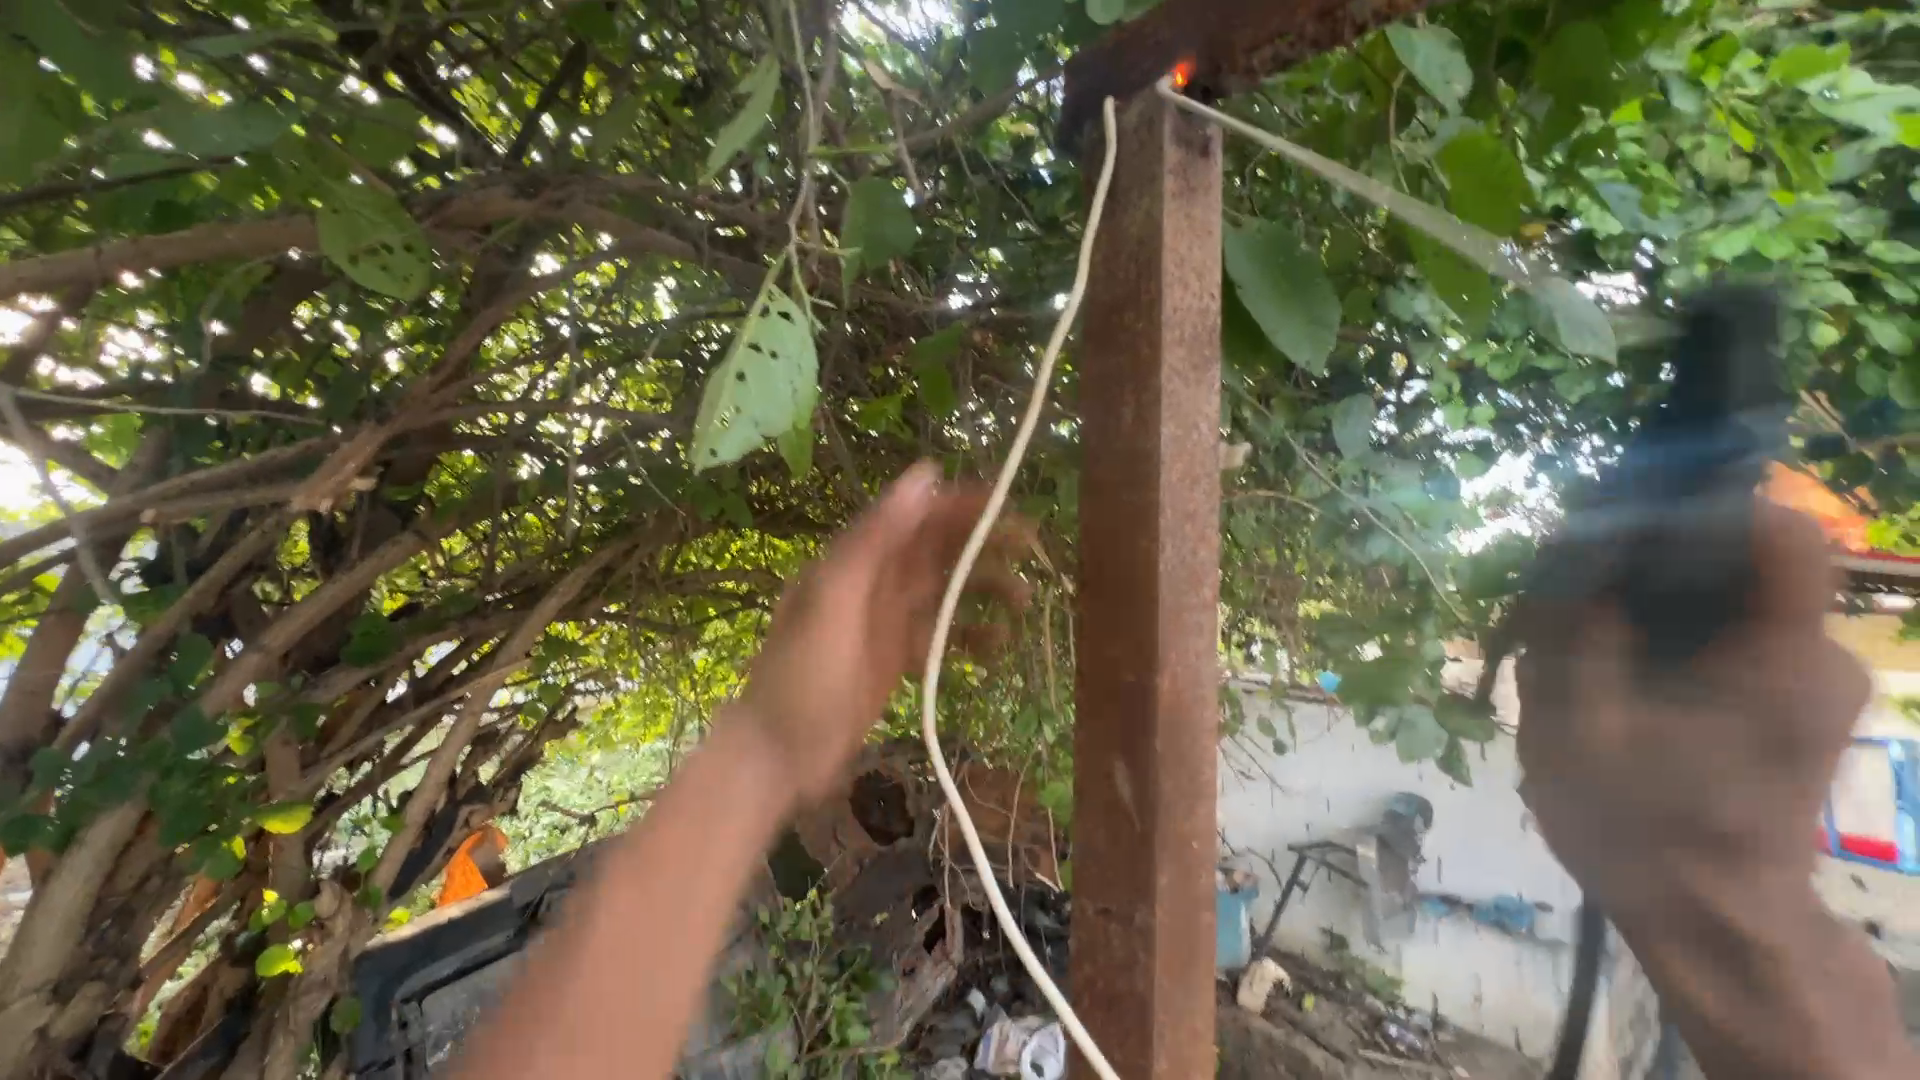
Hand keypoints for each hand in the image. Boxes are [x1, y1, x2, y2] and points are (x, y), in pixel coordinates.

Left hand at [732, 463, 1032, 805]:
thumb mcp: (834, 597)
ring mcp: (887, 622)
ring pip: (945, 591)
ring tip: (1024, 600)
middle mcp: (874, 582)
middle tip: (1029, 544)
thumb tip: (925, 475)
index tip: (1005, 501)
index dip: (958, 505)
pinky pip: (943, 636)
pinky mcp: (898, 659)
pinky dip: (971, 636)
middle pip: (936, 550)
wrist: (778, 754)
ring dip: (983, 589)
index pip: (914, 518)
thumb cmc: (803, 674)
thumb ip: (876, 536)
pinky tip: (998, 645)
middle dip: (980, 543)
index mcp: (855, 559)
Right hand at [1515, 501, 1869, 917]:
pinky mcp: (1785, 695)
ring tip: (1568, 633)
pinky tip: (1603, 663)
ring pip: (1722, 592)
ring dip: (1642, 596)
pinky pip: (1722, 627)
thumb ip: (1573, 632)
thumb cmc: (1640, 826)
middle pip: (1736, 557)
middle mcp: (1811, 655)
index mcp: (1774, 660)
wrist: (1708, 915)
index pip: (1778, 533)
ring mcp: (1803, 676)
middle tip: (1560, 590)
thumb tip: (1569, 554)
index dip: (1698, 504)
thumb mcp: (1576, 726)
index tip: (1612, 519)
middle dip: (1642, 557)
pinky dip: (1660, 627)